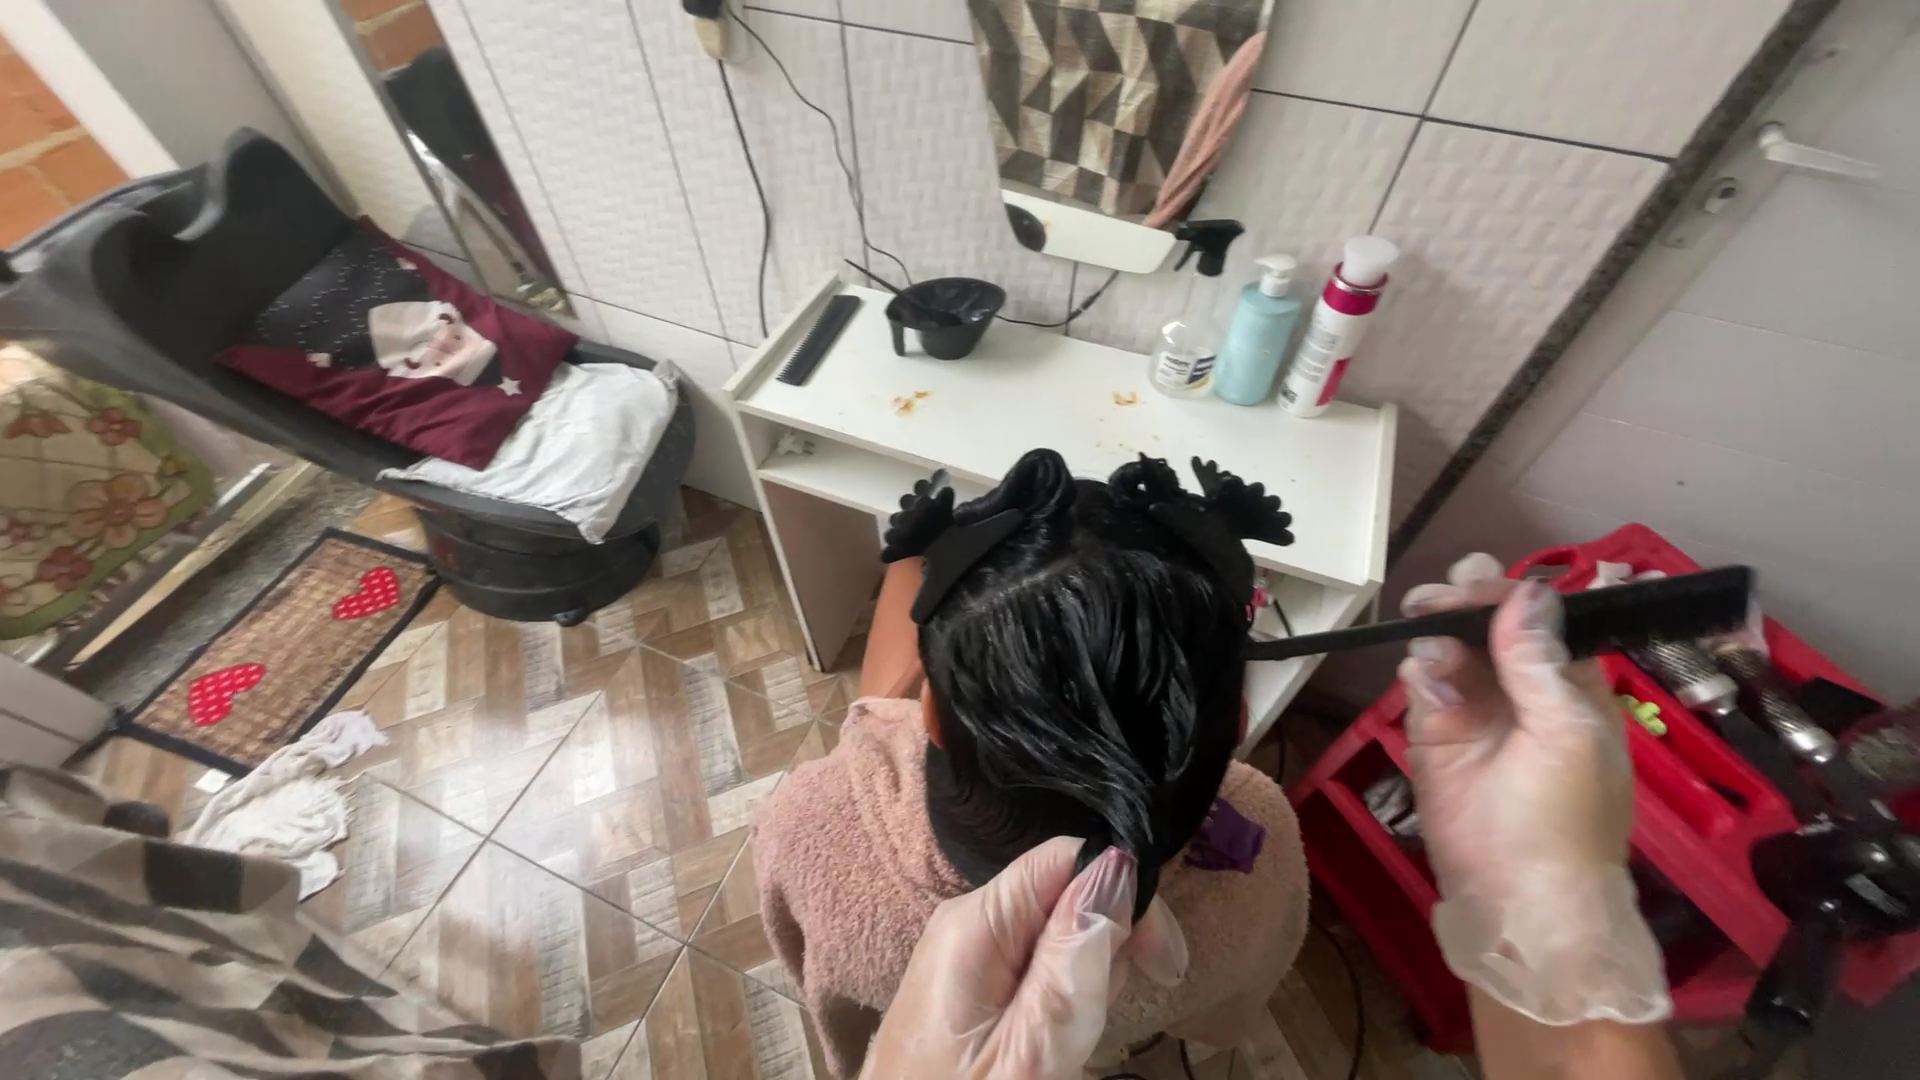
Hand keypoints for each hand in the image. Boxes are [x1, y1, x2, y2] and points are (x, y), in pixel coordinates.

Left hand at [862, 838, 1188, 1079]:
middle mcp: (969, 918)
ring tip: (1065, 1044)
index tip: (1164, 962)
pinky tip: (1049, 1042)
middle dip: (1103, 948)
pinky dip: (1059, 998)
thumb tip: (1118, 861)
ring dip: (1085, 981)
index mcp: (976, 920)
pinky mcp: (971, 980)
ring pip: (1057, 932)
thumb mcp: (1031, 1049)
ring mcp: (967, 950)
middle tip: (1093, 1021)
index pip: (1067, 856)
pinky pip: (1034, 965)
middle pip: (1066, 892)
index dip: (1123, 892)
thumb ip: (1075, 957)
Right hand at [1397, 554, 1668, 1025]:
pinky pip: (1419, 677)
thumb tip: (1530, 589)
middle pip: (1486, 622)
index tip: (1472, 583)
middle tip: (1433, 602)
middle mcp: (1518, 684)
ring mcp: (1471, 702)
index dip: (1506, 595)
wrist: (1512, 887)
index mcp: (1568, 682)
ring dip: (1435, 638)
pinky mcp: (1431, 723)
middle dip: (1460, 604)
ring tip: (1432, 658)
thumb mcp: (1567, 732)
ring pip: (1446, 643)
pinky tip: (1424, 686)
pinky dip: (1418, 672)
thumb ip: (1538, 660)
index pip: (1537, 617)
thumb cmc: (1561, 813)